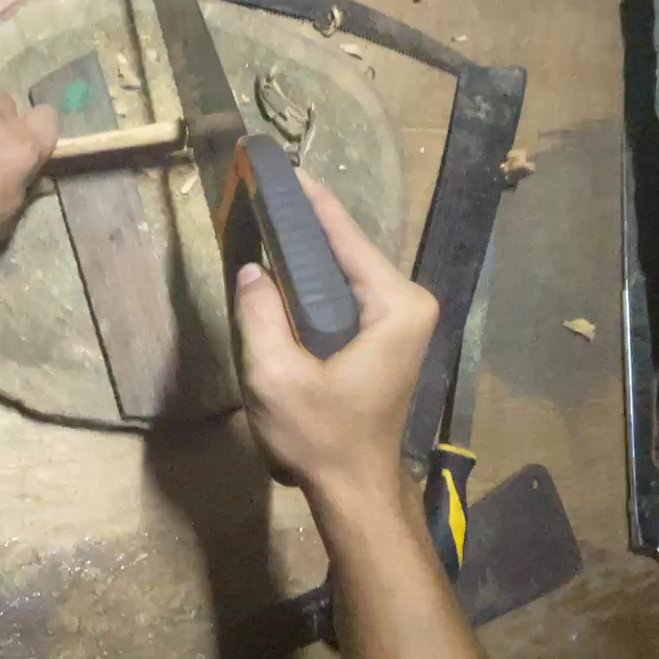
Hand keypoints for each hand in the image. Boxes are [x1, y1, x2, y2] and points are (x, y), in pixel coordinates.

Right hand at [235, 175, 436, 524]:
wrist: (354, 489)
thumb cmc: (321, 436)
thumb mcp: (276, 376)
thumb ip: (260, 315)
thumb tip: (252, 271)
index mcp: (394, 306)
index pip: (346, 237)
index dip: (311, 202)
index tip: (283, 169)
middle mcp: (407, 305)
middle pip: (348, 250)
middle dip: (306, 224)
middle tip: (263, 197)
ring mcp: (400, 322)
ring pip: (345, 272)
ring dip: (307, 253)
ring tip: (266, 223)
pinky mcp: (385, 338)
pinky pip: (345, 294)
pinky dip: (314, 282)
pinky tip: (282, 271)